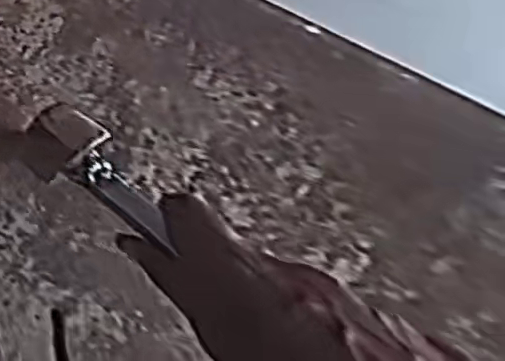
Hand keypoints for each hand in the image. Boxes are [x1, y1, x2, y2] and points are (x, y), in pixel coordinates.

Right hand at [120, 195, 467, 360]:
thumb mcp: (211, 328)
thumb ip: (176, 281)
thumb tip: (140, 247)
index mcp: (237, 264)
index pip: (182, 209)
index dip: (165, 218)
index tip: (152, 226)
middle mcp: (296, 270)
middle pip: (249, 256)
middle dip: (240, 280)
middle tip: (232, 317)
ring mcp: (360, 302)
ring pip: (307, 292)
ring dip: (296, 313)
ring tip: (291, 349)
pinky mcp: (415, 335)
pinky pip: (368, 322)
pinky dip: (350, 338)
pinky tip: (340, 357)